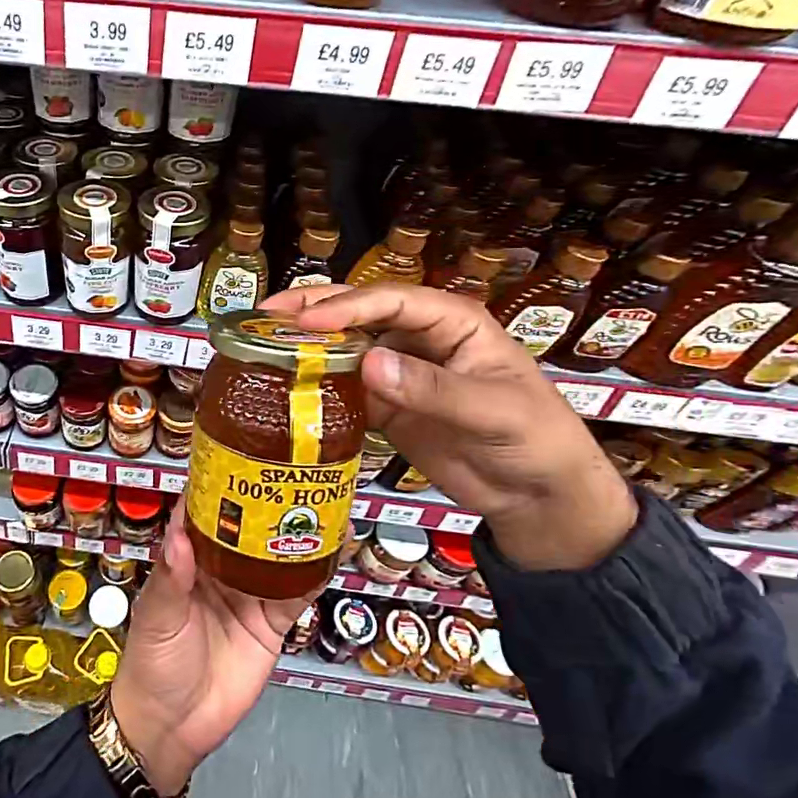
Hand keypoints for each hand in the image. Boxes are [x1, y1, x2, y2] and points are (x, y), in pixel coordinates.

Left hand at [109, 500, 313, 797]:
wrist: (174, 726)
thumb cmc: (154, 663)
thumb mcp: (156, 617)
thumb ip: (170, 578)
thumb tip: (181, 535)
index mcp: (188, 560)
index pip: (203, 514)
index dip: (218, 486)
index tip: (238, 456)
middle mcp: (220, 570)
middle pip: (246, 529)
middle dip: (266, 502)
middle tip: (291, 471)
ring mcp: (248, 595)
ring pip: (276, 555)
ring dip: (295, 532)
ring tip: (320, 499)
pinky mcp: (272, 623)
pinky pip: (297, 594)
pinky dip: (314, 573)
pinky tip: (331, 549)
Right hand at [261, 283, 635, 571]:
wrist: (536, 496)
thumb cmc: (535, 438)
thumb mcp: (492, 410)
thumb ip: (432, 388)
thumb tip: (368, 364)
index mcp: (450, 322)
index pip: (391, 301)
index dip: (347, 306)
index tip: (307, 321)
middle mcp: (417, 338)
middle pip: (358, 313)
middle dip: (313, 309)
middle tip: (266, 314)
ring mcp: (398, 372)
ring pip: (344, 347)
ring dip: (307, 345)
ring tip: (262, 345)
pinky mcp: (385, 405)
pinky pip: (344, 388)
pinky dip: (316, 385)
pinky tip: (286, 385)